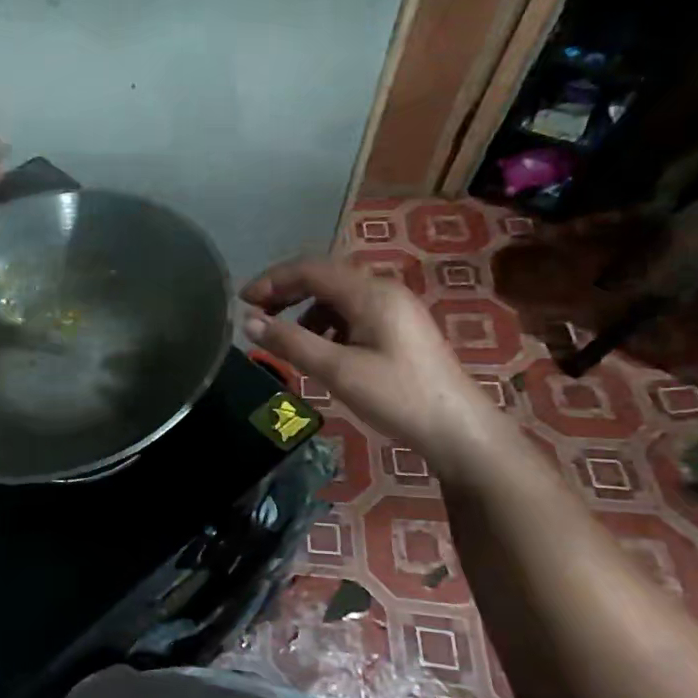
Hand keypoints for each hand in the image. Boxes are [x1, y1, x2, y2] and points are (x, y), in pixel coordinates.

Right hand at [241, 258, 495, 463]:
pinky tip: (319, 350)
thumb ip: (291, 343)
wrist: (456, 428)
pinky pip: (352, 313)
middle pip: (324, 277)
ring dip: (304, 310)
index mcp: (370, 293)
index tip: (242, 302)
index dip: (272, 281)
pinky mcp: (397, 328)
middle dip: (285, 292)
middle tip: (255, 316)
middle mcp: (383, 290)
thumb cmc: (397, 397)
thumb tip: (248, 321)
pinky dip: (326, 324)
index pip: (310, 269)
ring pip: (337, 296)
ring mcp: (394, 308)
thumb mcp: (337, 371)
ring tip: (283, 338)